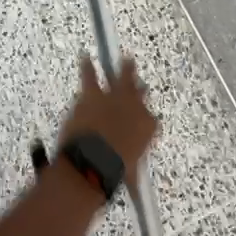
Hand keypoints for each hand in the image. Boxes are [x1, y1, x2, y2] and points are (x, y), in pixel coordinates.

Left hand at [57, 55, 157, 185]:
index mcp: (148, 126)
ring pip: (121, 75)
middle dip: (136, 83)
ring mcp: (114, 97)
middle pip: (138, 89)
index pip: (150, 118)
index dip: (142, 116)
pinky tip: (84, 58)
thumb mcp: (130, 171)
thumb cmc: (115, 170)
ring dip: (121, 67)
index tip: (138, 115)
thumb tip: (130, 178)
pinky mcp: (93, 94)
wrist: (94, 161)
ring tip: (121, 57)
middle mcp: (135, 106)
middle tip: (135, 72)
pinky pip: (90, 74)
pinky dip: (87, 66)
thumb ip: (131, 164)